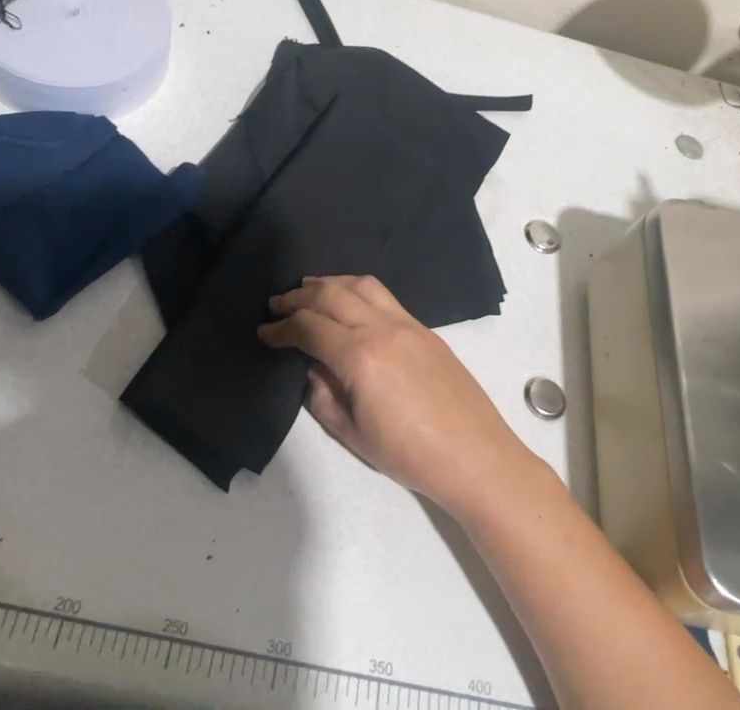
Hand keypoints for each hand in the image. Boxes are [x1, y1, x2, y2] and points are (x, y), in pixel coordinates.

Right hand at [258, 275, 542, 517]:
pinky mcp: (426, 330)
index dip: (281, 328)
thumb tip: (312, 368)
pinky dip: (357, 289)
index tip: (264, 332)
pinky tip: (349, 302)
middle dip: (299, 296)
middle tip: (277, 304)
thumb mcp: (352, 434)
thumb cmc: (409, 455)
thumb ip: (322, 395)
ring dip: (330, 283)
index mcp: (360, 356)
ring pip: (362, 285)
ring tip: (308, 290)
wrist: (475, 456)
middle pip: (332, 294)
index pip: (310, 327)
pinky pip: (384, 296)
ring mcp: (408, 325)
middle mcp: (383, 329)